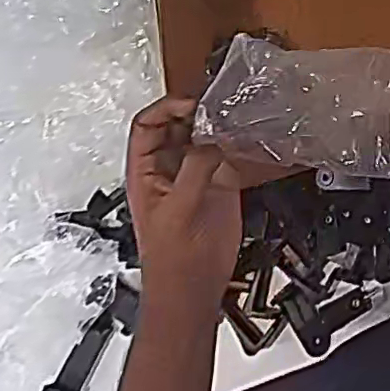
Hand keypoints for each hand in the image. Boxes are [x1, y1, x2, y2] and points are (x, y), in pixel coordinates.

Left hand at [125, 96, 242, 312]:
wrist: (195, 289)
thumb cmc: (174, 261)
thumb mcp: (179, 210)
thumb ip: (194, 170)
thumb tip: (211, 140)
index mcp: (145, 173)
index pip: (146, 125)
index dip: (166, 108)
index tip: (191, 103)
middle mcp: (169, 168)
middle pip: (175, 123)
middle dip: (193, 108)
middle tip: (216, 102)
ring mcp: (195, 174)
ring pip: (201, 134)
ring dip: (215, 121)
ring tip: (231, 112)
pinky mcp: (220, 181)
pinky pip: (225, 149)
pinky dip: (235, 137)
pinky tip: (244, 132)